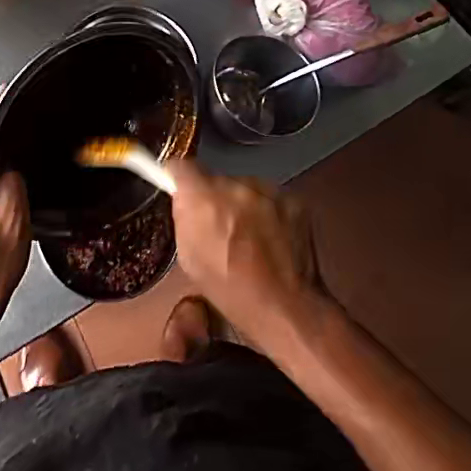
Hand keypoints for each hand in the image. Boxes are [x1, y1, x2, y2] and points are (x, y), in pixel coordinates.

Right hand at [166, 160, 324, 335]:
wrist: (286, 304)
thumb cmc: (232, 290)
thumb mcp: (190, 259)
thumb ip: (184, 219)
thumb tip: (184, 201)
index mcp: (203, 197)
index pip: (181, 166)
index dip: (178, 176)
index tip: (178, 184)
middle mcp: (235, 184)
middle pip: (217, 180)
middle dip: (216, 199)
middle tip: (221, 228)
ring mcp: (267, 189)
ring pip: (246, 188)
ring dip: (243, 205)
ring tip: (250, 239)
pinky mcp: (292, 198)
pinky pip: (271, 198)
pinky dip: (268, 213)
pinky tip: (271, 240)